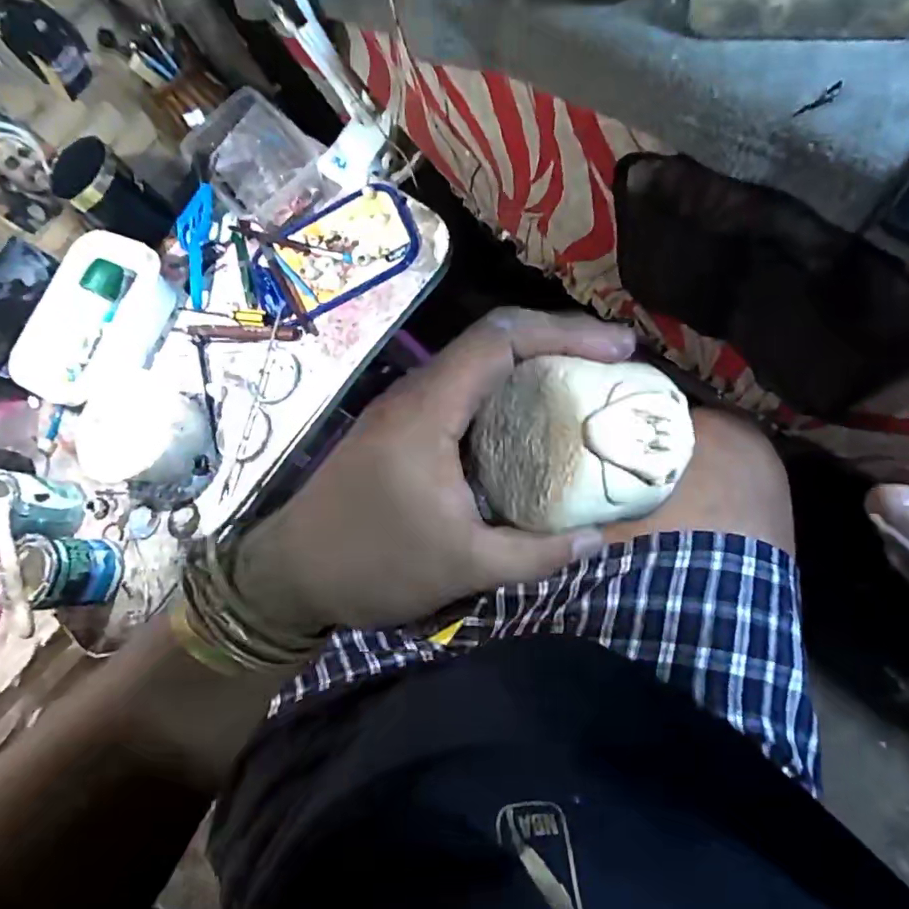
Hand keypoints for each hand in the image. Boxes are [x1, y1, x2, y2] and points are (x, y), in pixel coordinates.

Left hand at [234, 308, 633, 631]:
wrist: (289, 576)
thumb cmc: (371, 566)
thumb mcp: (462, 567)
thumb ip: (534, 554)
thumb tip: (594, 541)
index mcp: (427, 413)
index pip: (500, 339)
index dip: (565, 332)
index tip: (618, 350)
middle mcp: (410, 397)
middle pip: (488, 343)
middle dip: (555, 344)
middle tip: (608, 368)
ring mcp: (396, 414)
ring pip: (470, 370)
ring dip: (525, 372)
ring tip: (577, 391)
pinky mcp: (390, 434)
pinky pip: (454, 399)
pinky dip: (497, 401)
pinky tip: (521, 429)